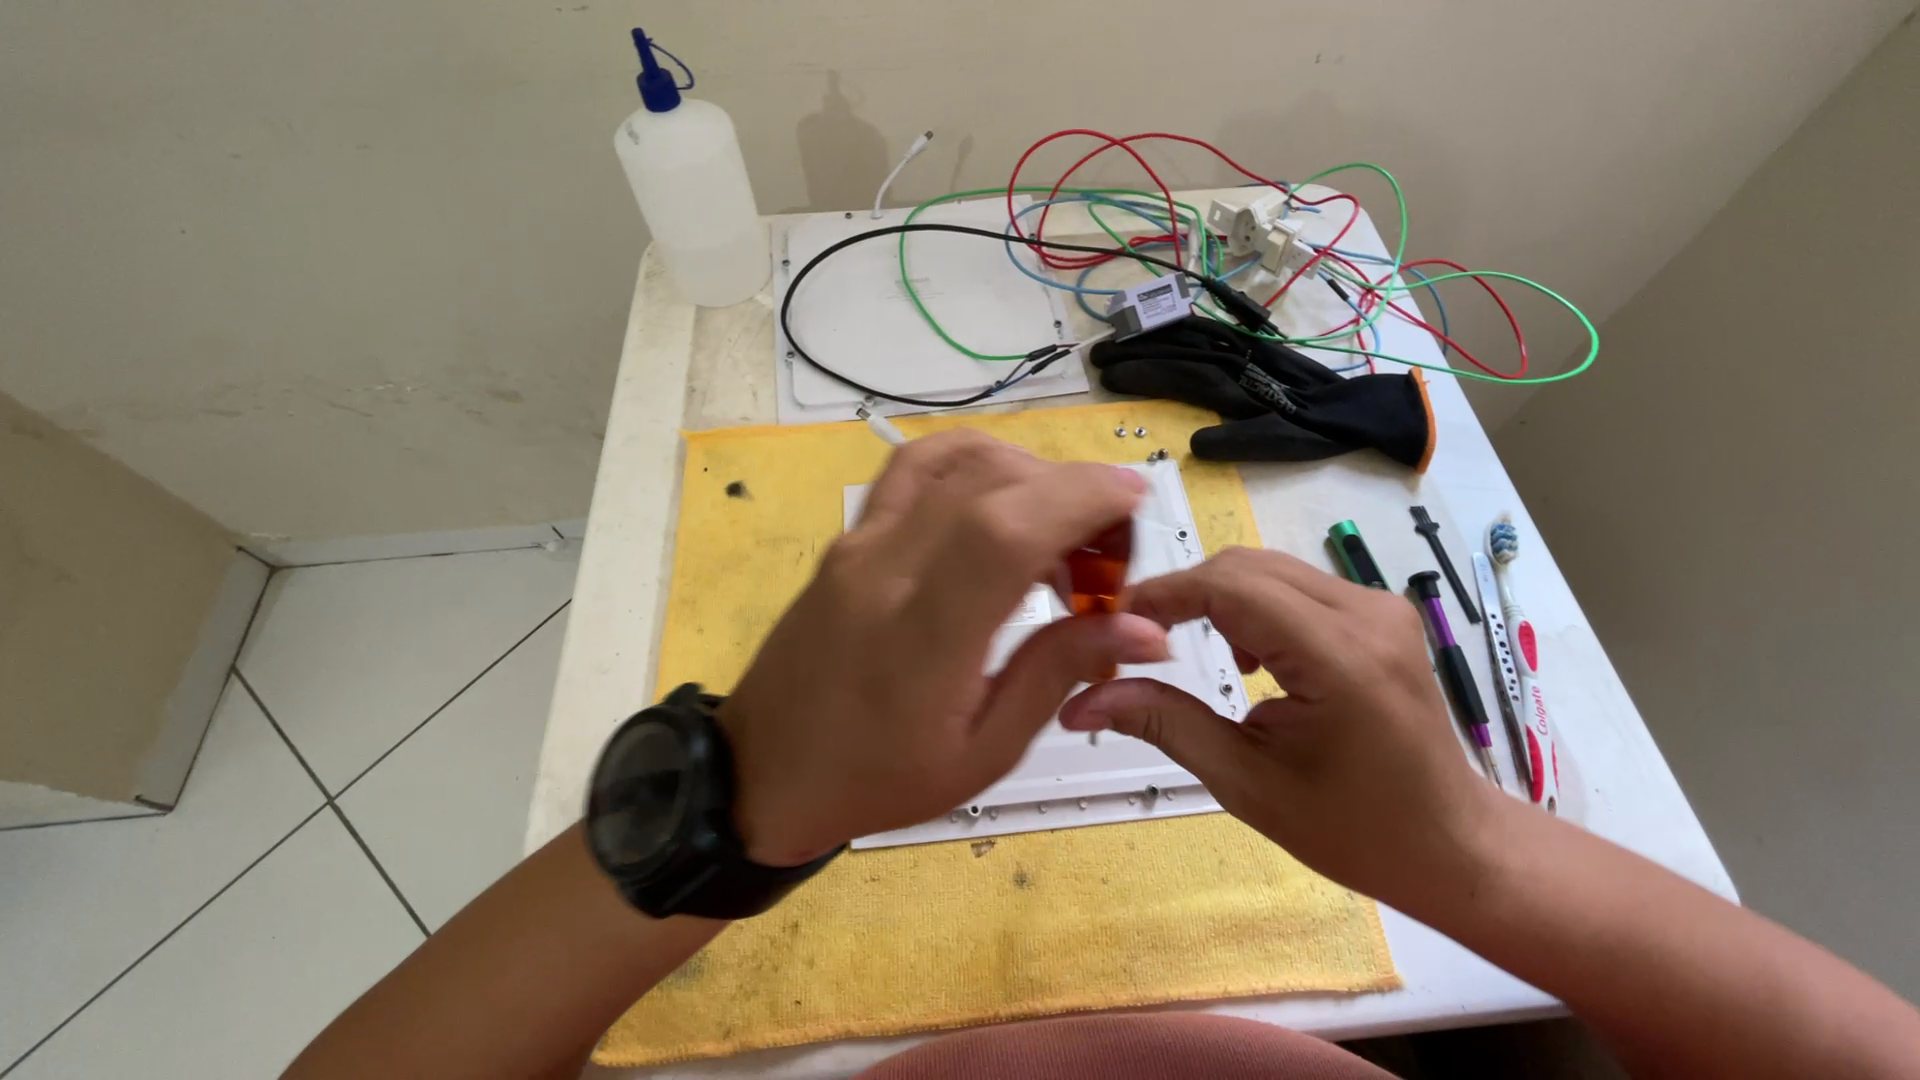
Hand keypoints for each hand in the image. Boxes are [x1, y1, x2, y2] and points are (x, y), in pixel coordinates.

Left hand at [719, 430, 1168, 865]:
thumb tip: (1142, 628)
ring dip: (1025, 473)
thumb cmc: (879, 779)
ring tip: (1060, 527)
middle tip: (1107, 546)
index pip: (1003, 532)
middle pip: (987, 484)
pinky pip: (911, 469)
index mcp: (922, 639)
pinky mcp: (847, 537)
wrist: (766, 768)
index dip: (1078, 499)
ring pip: (952, 462)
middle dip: (1069, 491)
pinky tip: (1001, 497)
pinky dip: (970, 462)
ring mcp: (857, 544)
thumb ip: (1057, 672)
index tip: (1133, 502)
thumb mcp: (983, 751)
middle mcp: (885, 571)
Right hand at [1058, 546, 1500, 905]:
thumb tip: (1079, 703)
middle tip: (1136, 640)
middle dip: (1181, 594)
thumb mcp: (1245, 783)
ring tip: (1190, 651)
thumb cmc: (1353, 829)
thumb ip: (1162, 724)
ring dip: (1214, 597)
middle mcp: (1365, 613)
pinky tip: (1247, 656)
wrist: (1452, 844)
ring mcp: (1378, 606)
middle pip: (1244, 566)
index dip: (1162, 595)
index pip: (1229, 588)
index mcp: (1339, 658)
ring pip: (1267, 568)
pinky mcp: (1378, 613)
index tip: (1110, 624)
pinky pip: (1293, 584)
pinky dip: (1250, 605)